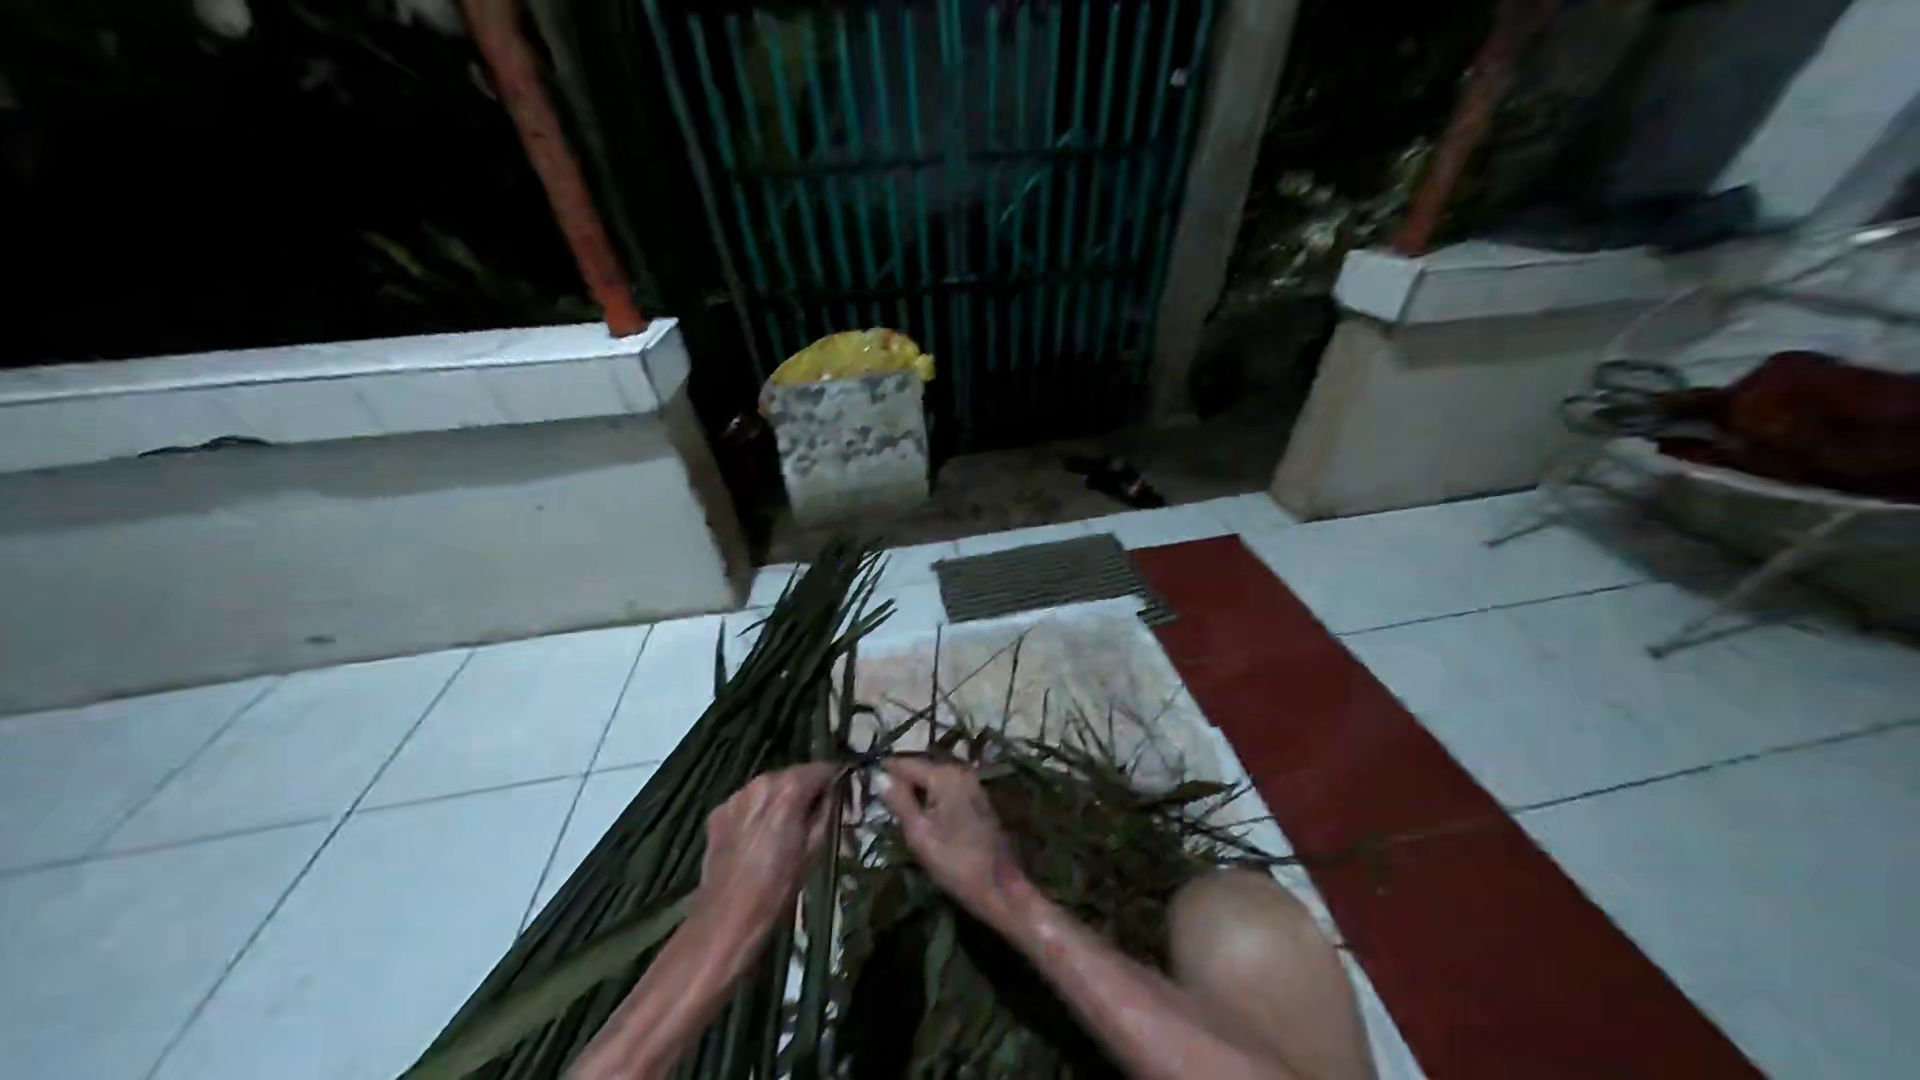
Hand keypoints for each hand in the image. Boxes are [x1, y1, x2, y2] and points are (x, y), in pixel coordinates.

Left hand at [697, 763, 838, 931]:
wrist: (728, 916)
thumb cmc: (780, 884)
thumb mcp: (817, 847)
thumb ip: (827, 810)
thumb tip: (833, 792)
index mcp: (789, 789)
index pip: (822, 768)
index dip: (834, 780)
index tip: (839, 795)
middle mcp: (761, 782)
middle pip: (793, 774)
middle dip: (806, 789)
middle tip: (811, 815)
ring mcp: (736, 796)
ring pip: (768, 787)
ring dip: (779, 799)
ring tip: (782, 828)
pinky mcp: (718, 811)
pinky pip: (747, 803)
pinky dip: (756, 812)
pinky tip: (756, 838)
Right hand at [876, 758, 1031, 927]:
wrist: (998, 885)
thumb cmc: (953, 860)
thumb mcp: (918, 832)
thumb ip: (899, 801)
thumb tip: (880, 777)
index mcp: (945, 774)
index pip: (908, 763)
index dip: (887, 770)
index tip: (868, 775)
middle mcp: (961, 770)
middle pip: (924, 766)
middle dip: (903, 776)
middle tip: (881, 789)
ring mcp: (973, 783)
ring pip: (937, 776)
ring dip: (918, 785)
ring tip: (897, 799)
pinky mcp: (978, 797)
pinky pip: (948, 786)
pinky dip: (933, 792)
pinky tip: (922, 807)